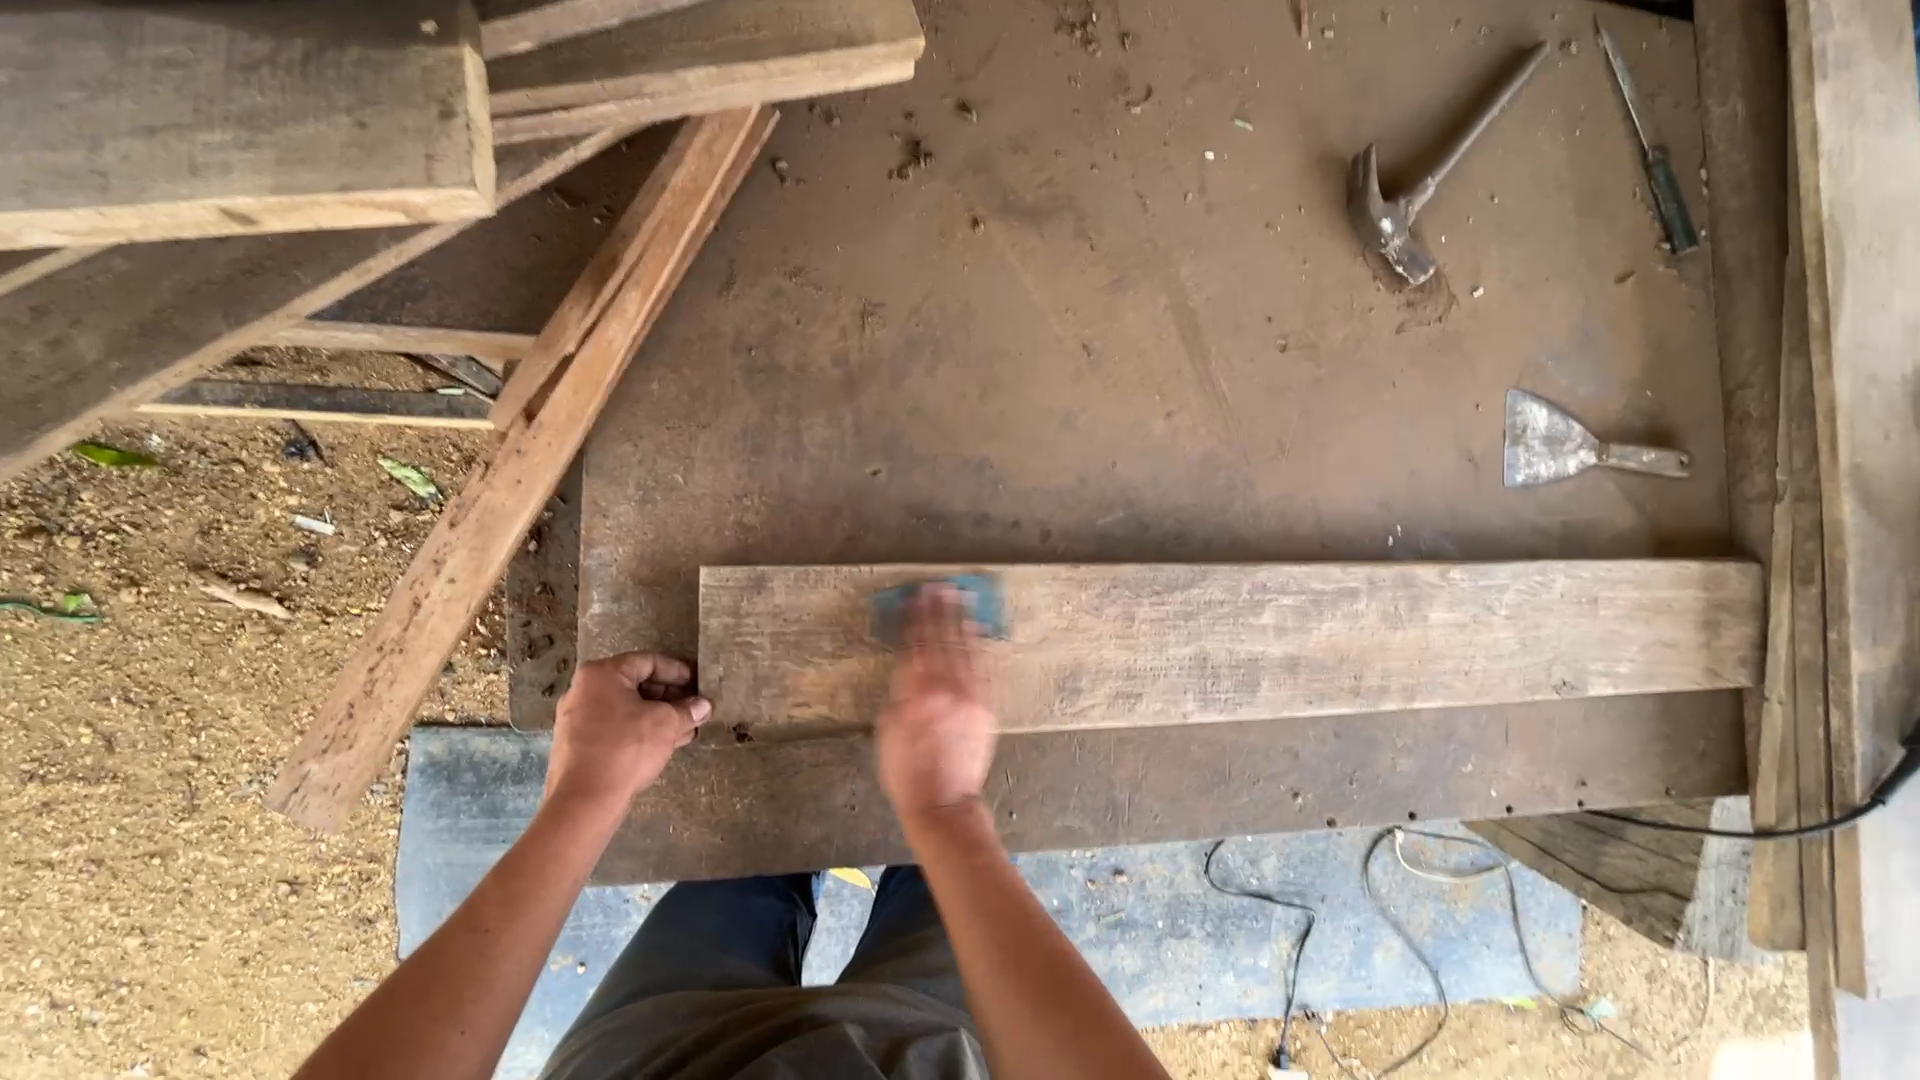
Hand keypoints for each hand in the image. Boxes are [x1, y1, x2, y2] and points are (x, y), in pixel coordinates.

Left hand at [545, 652, 710, 813]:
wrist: (584, 800)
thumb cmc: (626, 748)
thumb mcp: (666, 724)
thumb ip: (687, 710)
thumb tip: (703, 705)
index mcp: (601, 674)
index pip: (648, 662)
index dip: (678, 672)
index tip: (698, 685)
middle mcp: (583, 690)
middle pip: (635, 684)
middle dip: (669, 697)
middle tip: (694, 708)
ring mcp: (576, 718)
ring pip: (626, 708)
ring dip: (657, 716)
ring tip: (686, 728)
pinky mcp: (577, 743)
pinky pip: (615, 727)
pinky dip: (639, 730)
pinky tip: (664, 743)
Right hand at [876, 585, 997, 827]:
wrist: (943, 802)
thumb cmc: (906, 771)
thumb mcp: (887, 730)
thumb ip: (897, 694)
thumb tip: (905, 669)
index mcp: (916, 693)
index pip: (915, 644)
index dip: (915, 618)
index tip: (915, 597)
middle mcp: (946, 689)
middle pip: (942, 639)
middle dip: (939, 610)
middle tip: (939, 586)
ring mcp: (970, 697)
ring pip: (966, 648)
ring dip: (961, 620)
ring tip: (960, 597)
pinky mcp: (985, 708)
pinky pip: (984, 668)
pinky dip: (980, 646)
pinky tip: (977, 630)